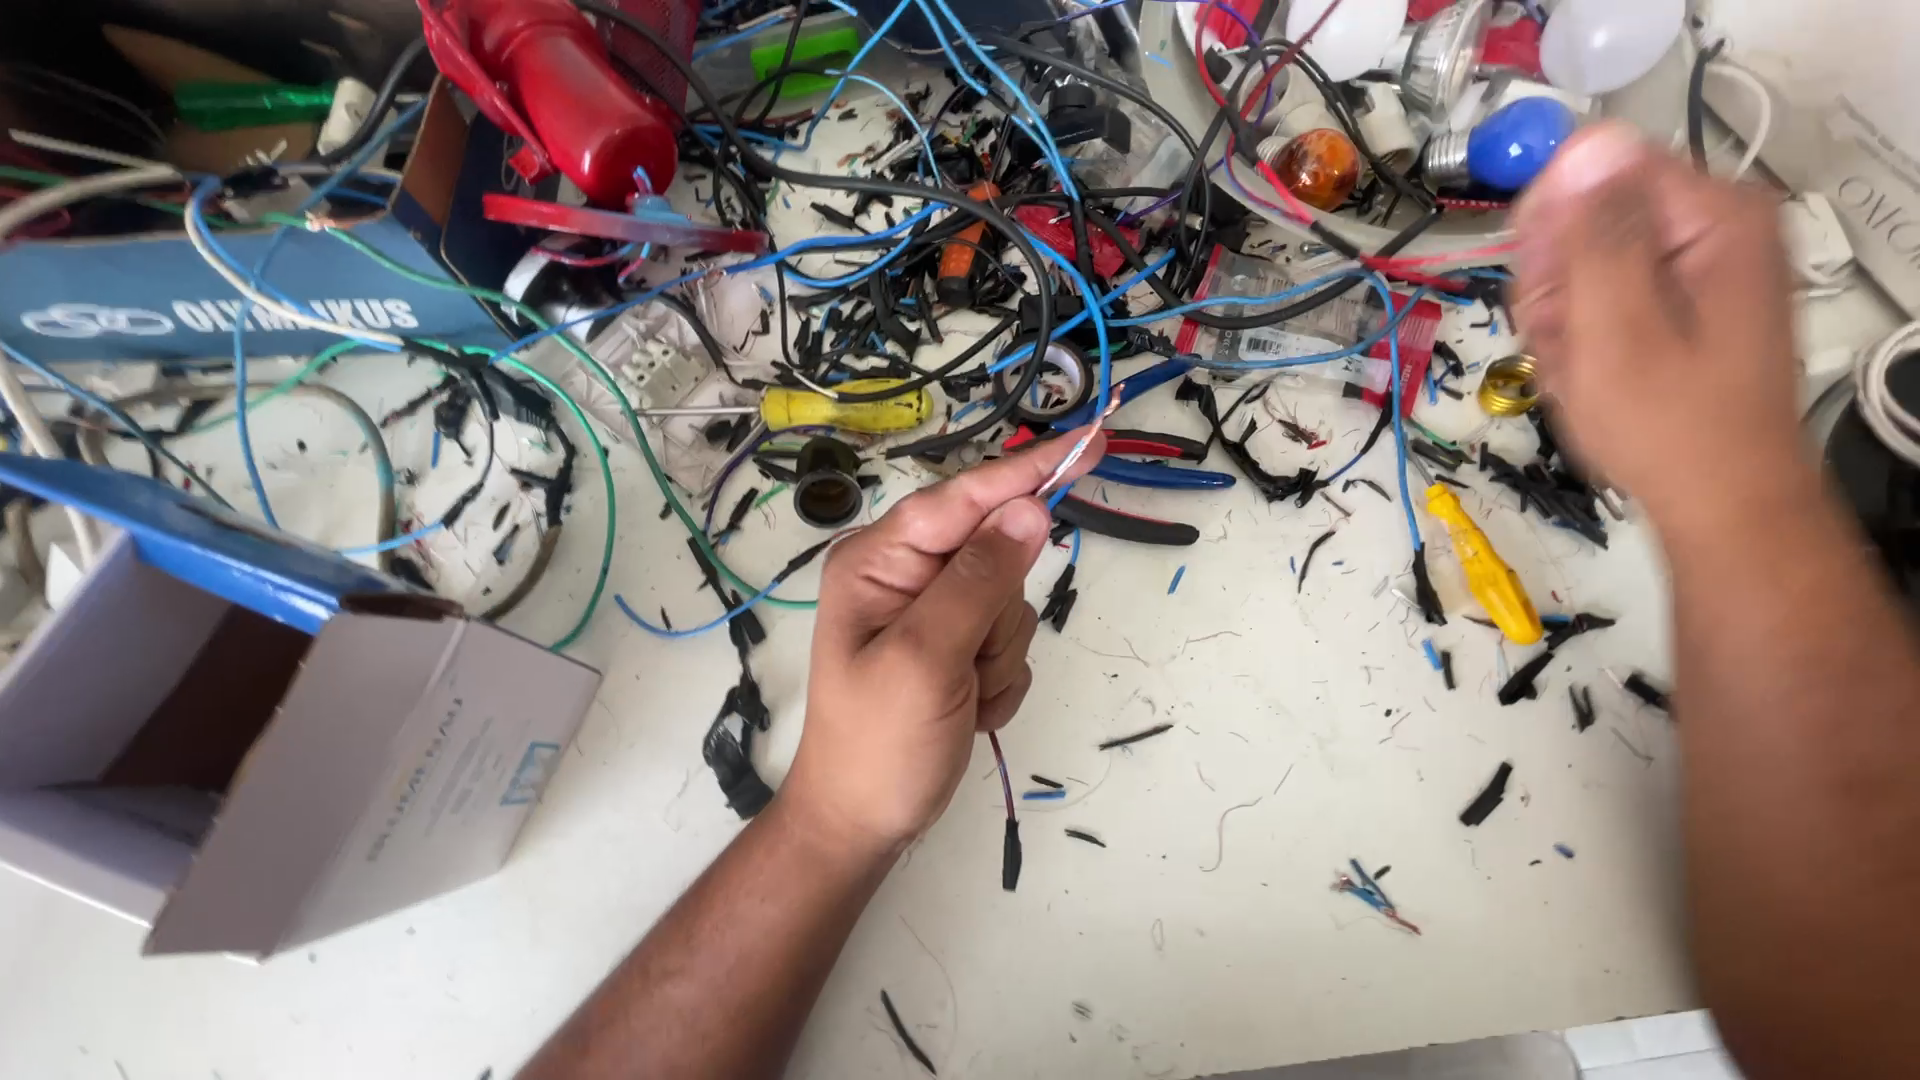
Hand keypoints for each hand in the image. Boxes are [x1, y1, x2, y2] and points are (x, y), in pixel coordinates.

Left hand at [779, 432, 1107, 855]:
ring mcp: (936, 611)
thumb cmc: (877, 743)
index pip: (963, 499)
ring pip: (1012, 602)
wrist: (865, 821)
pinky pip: (1011, 641)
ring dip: (997, 656)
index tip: (1091, 442)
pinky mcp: (959, 644)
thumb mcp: (925, 659)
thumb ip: (979, 581)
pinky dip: (998, 679)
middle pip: (997, 554)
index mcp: (879, 560)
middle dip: (997, 617)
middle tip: (968, 664)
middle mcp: (907, 574)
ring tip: (958, 695)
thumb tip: (1029, 509)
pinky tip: (964, 707)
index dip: (1026, 470)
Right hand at [1510, 122, 1809, 529]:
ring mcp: (1691, 263)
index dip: (1547, 224)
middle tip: (1560, 337)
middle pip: (1583, 214)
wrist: (1713, 490)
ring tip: (1574, 362)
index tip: (1539, 287)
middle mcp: (1708, 227)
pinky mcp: (1673, 296)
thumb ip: (1596, 237)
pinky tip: (1583, 366)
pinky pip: (1593, 291)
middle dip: (1551, 279)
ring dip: (1556, 313)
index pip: (1598, 168)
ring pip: (1577, 258)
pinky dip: (1573, 330)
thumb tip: (1581, 148)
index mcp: (1711, 219)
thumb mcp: (1617, 328)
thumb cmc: (1663, 419)